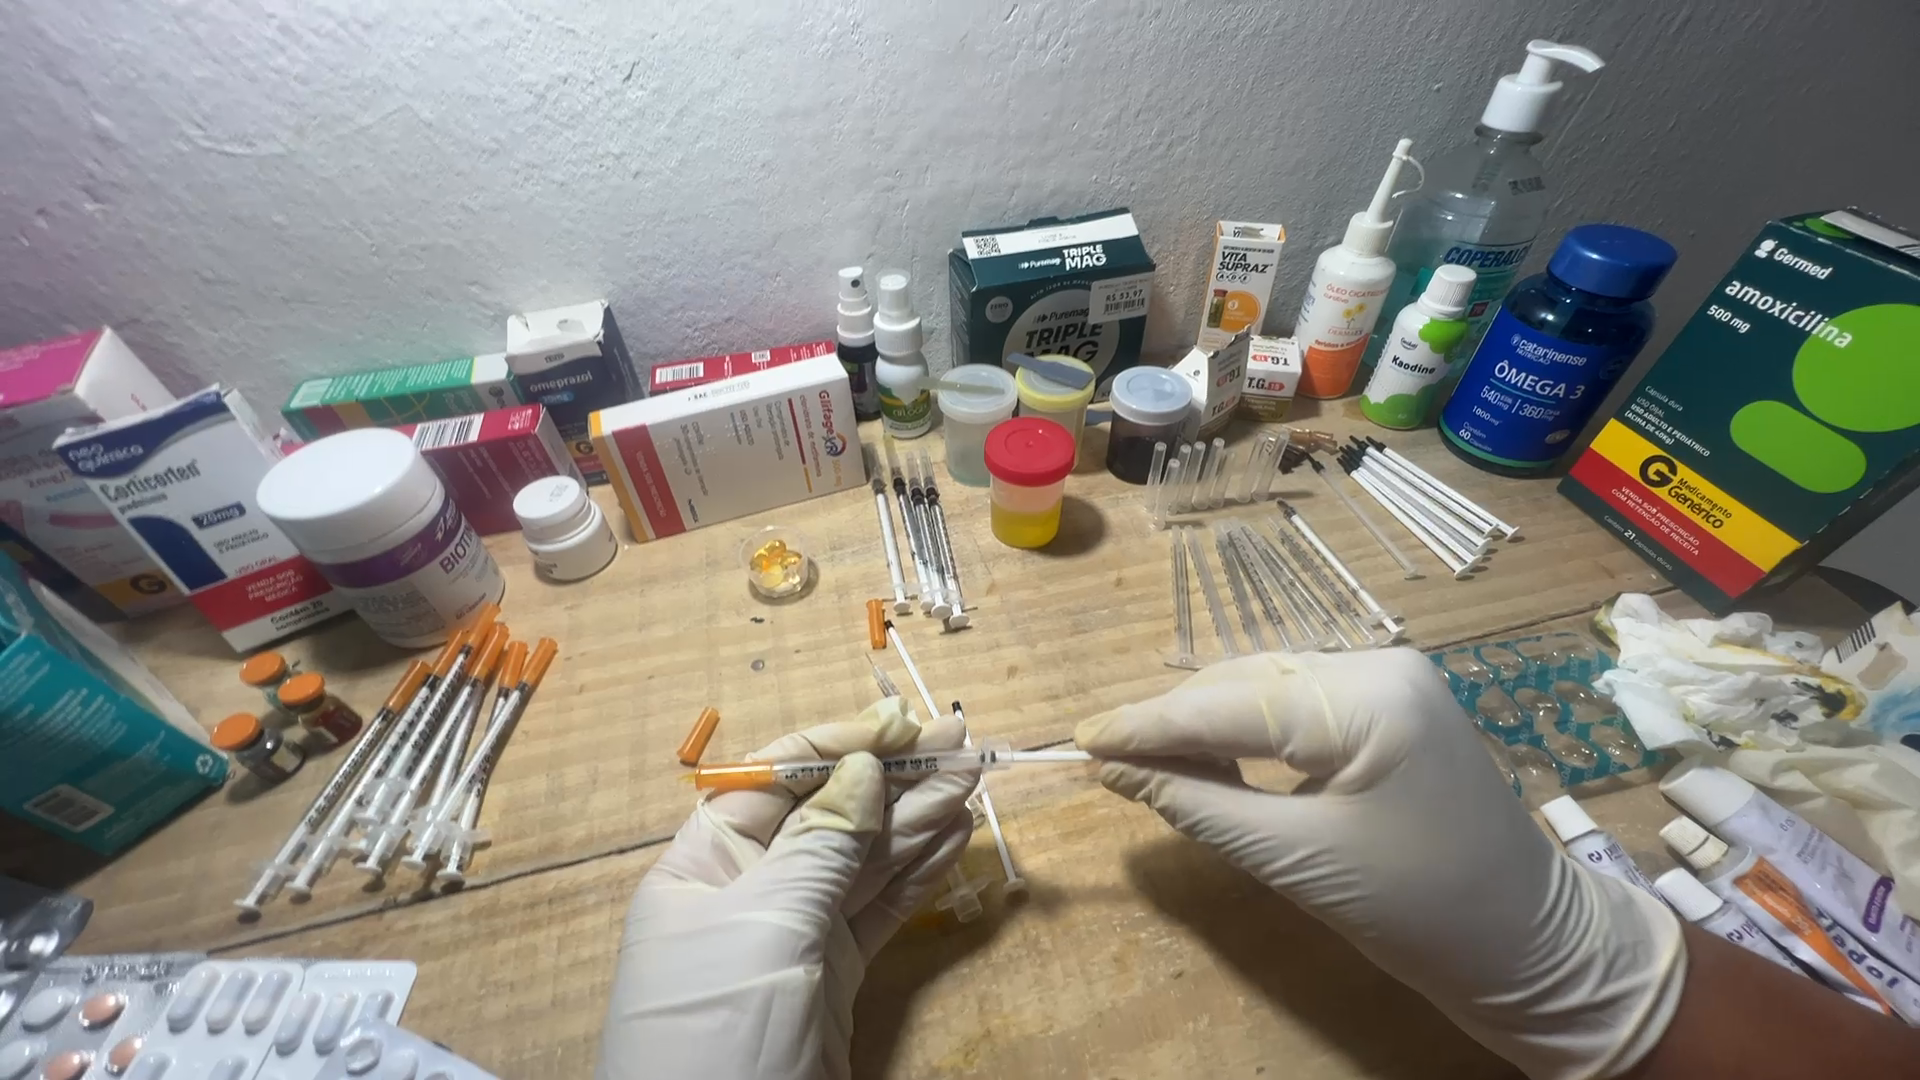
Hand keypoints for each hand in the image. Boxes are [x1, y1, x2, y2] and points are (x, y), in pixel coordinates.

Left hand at [596, 699, 976, 1079]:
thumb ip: (821, 843)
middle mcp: (753, 885)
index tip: (903, 726)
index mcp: (708, 861)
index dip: (842, 743)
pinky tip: (955, 836)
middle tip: (961, 743)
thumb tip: (863, 766)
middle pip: (834, 811)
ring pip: (867, 856)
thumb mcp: (767, 926)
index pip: (781, 777)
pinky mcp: (835, 969)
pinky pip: (881, 903)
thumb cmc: (718, 1033)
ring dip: (919, 817)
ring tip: (972, 780)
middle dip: (896, 776)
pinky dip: (919, 870)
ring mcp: (798, 928)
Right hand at [1075, 650, 1685, 1079]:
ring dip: (1201, 720)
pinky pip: (1288, 697)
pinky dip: (1240, 724)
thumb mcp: (1295, 862)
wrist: (1539, 949)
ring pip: (1258, 684)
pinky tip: (1209, 749)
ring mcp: (1384, 673)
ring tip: (1149, 756)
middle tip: (1107, 754)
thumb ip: (1194, 804)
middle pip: (1239, 684)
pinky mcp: (1383, 695)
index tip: (1082, 737)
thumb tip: (1111, 769)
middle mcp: (1376, 665)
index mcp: (1369, 703)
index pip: (1228, 705)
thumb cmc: (1422, 917)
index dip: (1146, 724)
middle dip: (1170, 722)